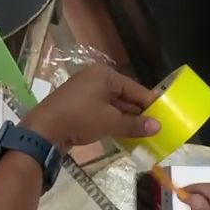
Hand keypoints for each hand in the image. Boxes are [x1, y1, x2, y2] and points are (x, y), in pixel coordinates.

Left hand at [21, 66, 159, 150]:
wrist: (44, 129)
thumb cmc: (80, 118)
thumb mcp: (111, 121)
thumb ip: (135, 124)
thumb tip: (157, 126)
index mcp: (104, 75)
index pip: (134, 88)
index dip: (150, 103)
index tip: (165, 116)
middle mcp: (95, 79)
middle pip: (123, 95)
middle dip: (138, 112)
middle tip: (155, 128)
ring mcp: (84, 91)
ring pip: (112, 104)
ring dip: (125, 118)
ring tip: (143, 133)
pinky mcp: (77, 105)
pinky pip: (101, 110)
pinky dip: (112, 121)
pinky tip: (123, 134)